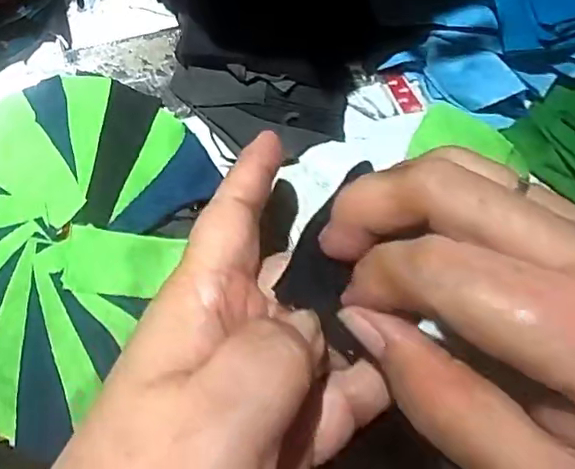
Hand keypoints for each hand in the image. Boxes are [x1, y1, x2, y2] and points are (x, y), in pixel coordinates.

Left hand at [56, 132, 389, 468]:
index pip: (228, 219)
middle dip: (331, 248)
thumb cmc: (155, 464)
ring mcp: (259, 389)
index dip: (250, 176)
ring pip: (320, 334)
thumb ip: (273, 349)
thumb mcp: (209, 403)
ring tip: (419, 292)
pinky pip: (332, 399)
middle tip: (396, 226)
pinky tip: (408, 366)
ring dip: (361, 316)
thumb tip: (315, 325)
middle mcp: (233, 332)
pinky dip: (366, 383)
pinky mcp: (283, 440)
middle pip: (287, 272)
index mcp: (201, 300)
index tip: (274, 138)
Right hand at [322, 148, 574, 468]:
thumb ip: (454, 411)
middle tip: (335, 243)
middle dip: (375, 201)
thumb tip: (366, 328)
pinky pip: (510, 181)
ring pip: (477, 162)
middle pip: (453, 183)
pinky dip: (450, 193)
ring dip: (407, 185)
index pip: (446, 265)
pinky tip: (434, 232)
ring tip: (370, 228)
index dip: (378, 278)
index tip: (347, 305)